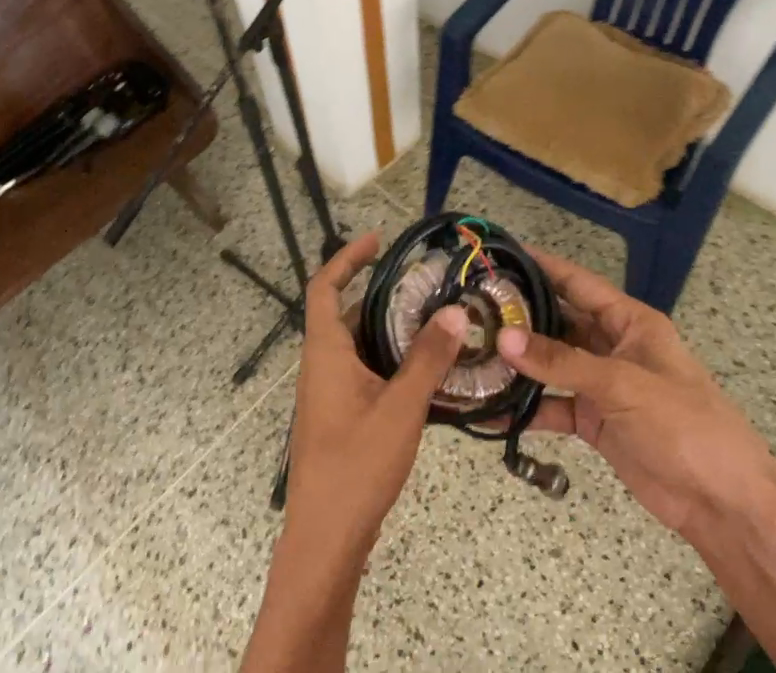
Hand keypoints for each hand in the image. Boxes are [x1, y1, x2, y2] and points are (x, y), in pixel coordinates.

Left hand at [283, 232, 467, 561]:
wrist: (327, 535)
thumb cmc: (357, 466)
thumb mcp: (400, 408)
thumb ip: (427, 359)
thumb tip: (453, 312)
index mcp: (324, 352)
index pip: (324, 287)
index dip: (347, 258)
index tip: (378, 240)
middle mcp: (322, 365)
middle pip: (346, 314)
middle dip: (382, 295)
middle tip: (428, 287)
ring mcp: (329, 393)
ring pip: (359, 346)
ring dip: (391, 330)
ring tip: (437, 323)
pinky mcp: (340, 417)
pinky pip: (365, 373)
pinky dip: (391, 362)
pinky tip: (428, 373)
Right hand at [497, 248, 775, 541]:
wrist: (722, 503)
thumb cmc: (685, 426)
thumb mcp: (623, 385)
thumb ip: (561, 362)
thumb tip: (503, 338)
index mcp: (631, 323)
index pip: (578, 283)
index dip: (540, 267)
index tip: (497, 255)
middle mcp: (613, 347)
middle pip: (558, 322)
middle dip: (518, 317)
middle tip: (468, 309)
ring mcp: (602, 385)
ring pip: (550, 365)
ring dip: (516, 363)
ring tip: (469, 355)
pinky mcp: (594, 421)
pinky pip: (552, 406)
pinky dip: (524, 408)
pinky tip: (489, 410)